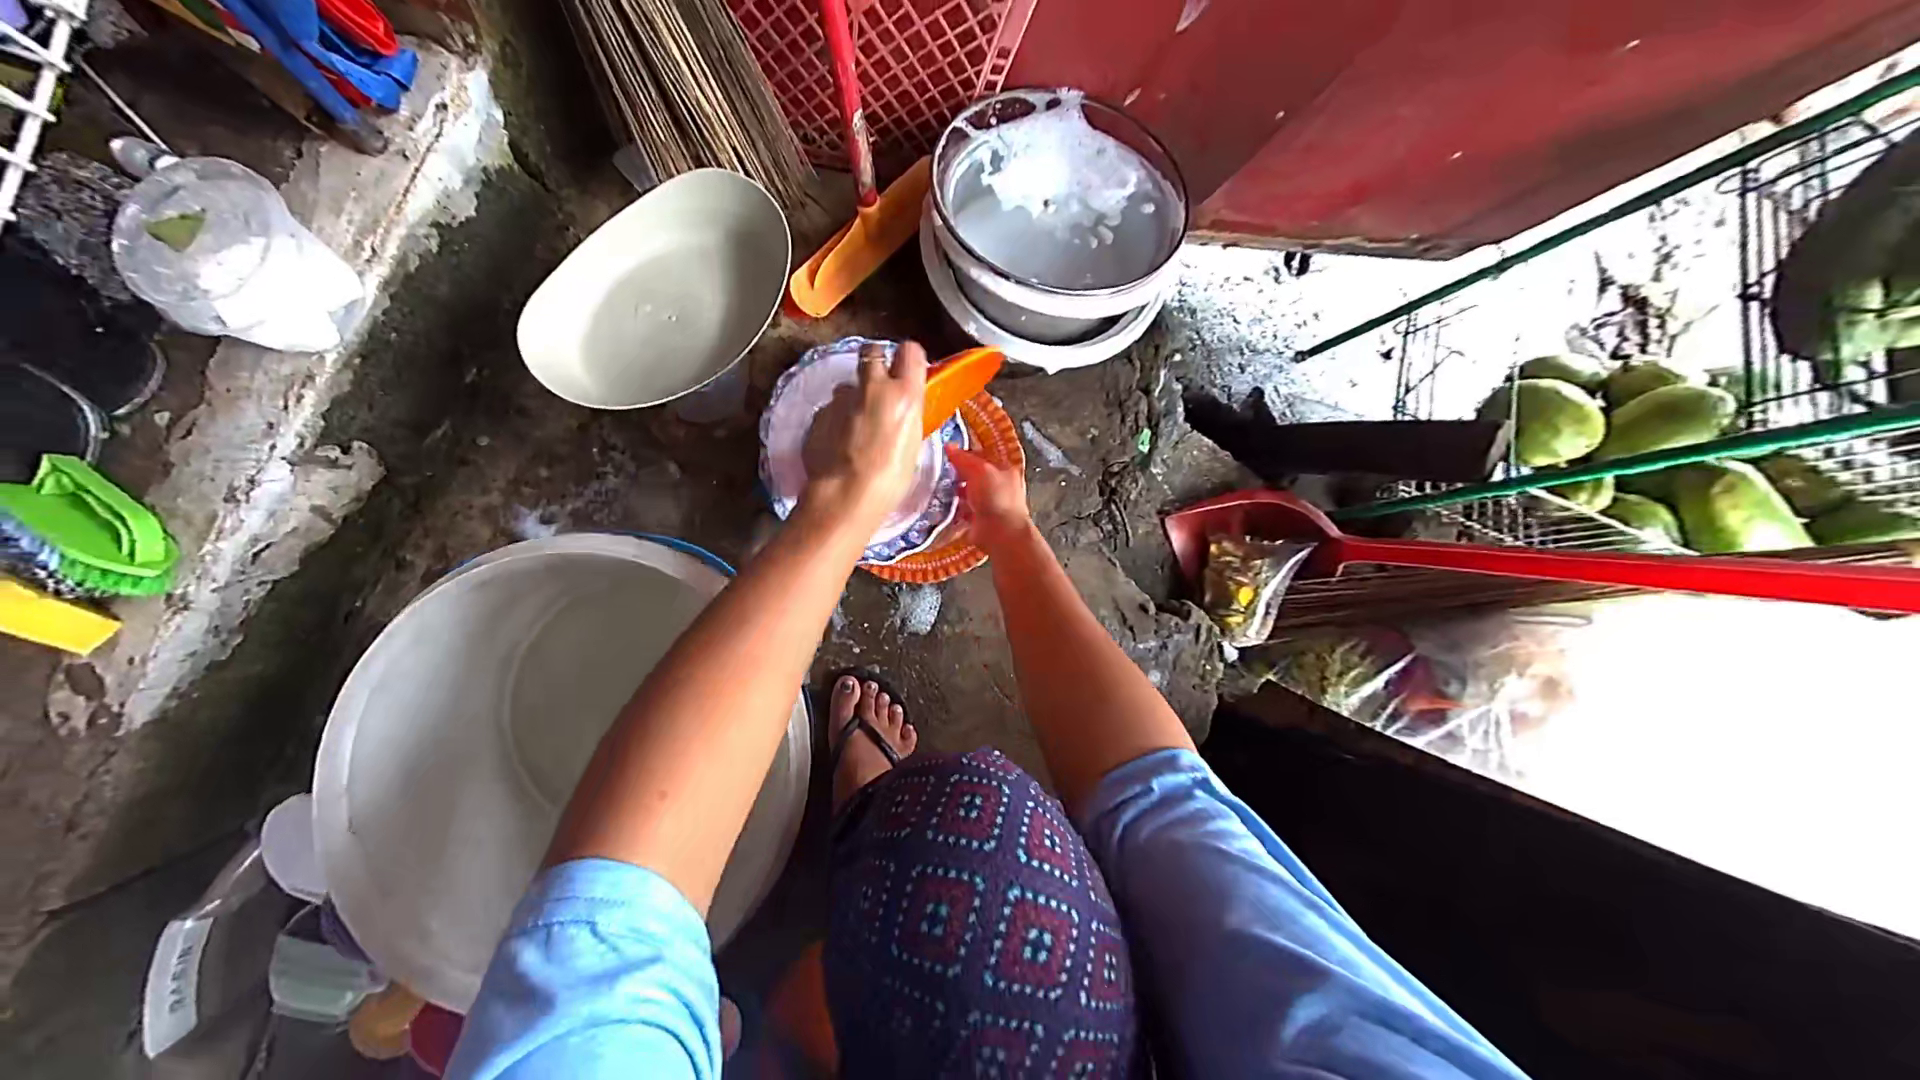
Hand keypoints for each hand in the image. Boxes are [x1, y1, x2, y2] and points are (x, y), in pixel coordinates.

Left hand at [802, 340, 927, 525]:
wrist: (845, 497)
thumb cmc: (889, 481)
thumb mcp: (912, 447)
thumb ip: (906, 419)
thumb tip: (902, 413)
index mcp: (904, 395)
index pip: (911, 351)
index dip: (909, 359)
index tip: (908, 370)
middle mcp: (873, 388)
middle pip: (872, 352)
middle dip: (876, 363)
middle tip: (880, 387)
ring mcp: (841, 400)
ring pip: (848, 385)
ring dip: (854, 397)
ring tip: (857, 425)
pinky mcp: (819, 415)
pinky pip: (831, 410)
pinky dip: (836, 420)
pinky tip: (839, 444)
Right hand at [947, 445, 1032, 553]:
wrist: (1000, 533)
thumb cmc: (995, 496)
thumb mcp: (980, 470)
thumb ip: (964, 459)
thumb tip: (949, 447)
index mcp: (1005, 469)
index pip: (984, 455)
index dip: (967, 452)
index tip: (947, 452)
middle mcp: (999, 485)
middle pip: (975, 474)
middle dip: (958, 473)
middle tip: (939, 469)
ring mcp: (989, 503)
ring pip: (968, 492)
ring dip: (954, 491)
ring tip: (936, 486)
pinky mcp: (979, 519)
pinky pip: (963, 509)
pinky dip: (953, 507)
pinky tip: (941, 503)